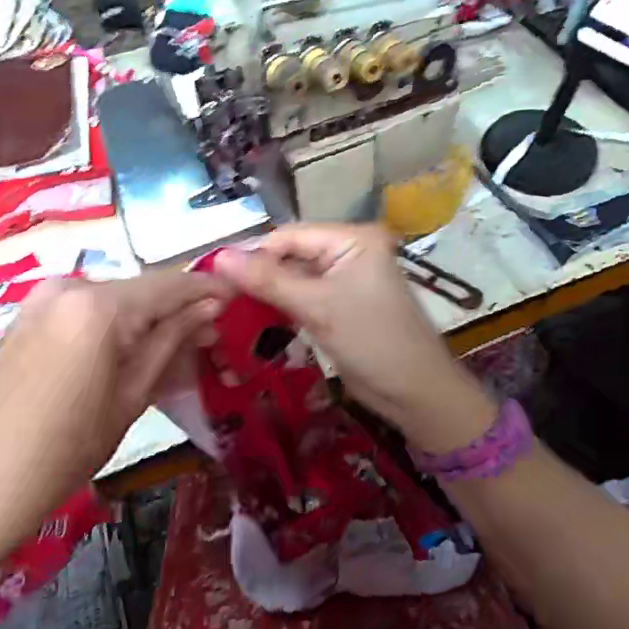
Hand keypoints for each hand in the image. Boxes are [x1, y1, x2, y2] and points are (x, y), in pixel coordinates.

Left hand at [0, 271, 224, 588]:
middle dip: (177, 312)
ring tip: (172, 357)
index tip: (239, 304)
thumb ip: (170, 345)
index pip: (171, 285)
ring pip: (112, 303)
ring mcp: (38, 301)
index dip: (208, 293)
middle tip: (209, 343)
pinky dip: (111, 329)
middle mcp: (67, 286)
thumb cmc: (59, 455)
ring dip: (144, 323)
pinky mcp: (22, 320)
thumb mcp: (129, 401)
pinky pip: (82, 314)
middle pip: (140, 291)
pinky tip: (125, 359)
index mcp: (98, 305)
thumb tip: (208, 310)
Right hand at [214, 224, 497, 451]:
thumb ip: (268, 280)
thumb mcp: (317, 307)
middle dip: (259, 275)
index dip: (254, 253)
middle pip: (291, 256)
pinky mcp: (341, 307)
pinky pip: (304, 299)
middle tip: (217, 296)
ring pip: (294, 279)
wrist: (414, 392)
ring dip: (267, 294)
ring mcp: (346, 280)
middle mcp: (350, 252)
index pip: (291, 236)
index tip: (214, 274)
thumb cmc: (372, 341)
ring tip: (227, 308)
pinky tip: (252, 320)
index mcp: (353, 239)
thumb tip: (218, 256)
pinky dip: (281, 308)